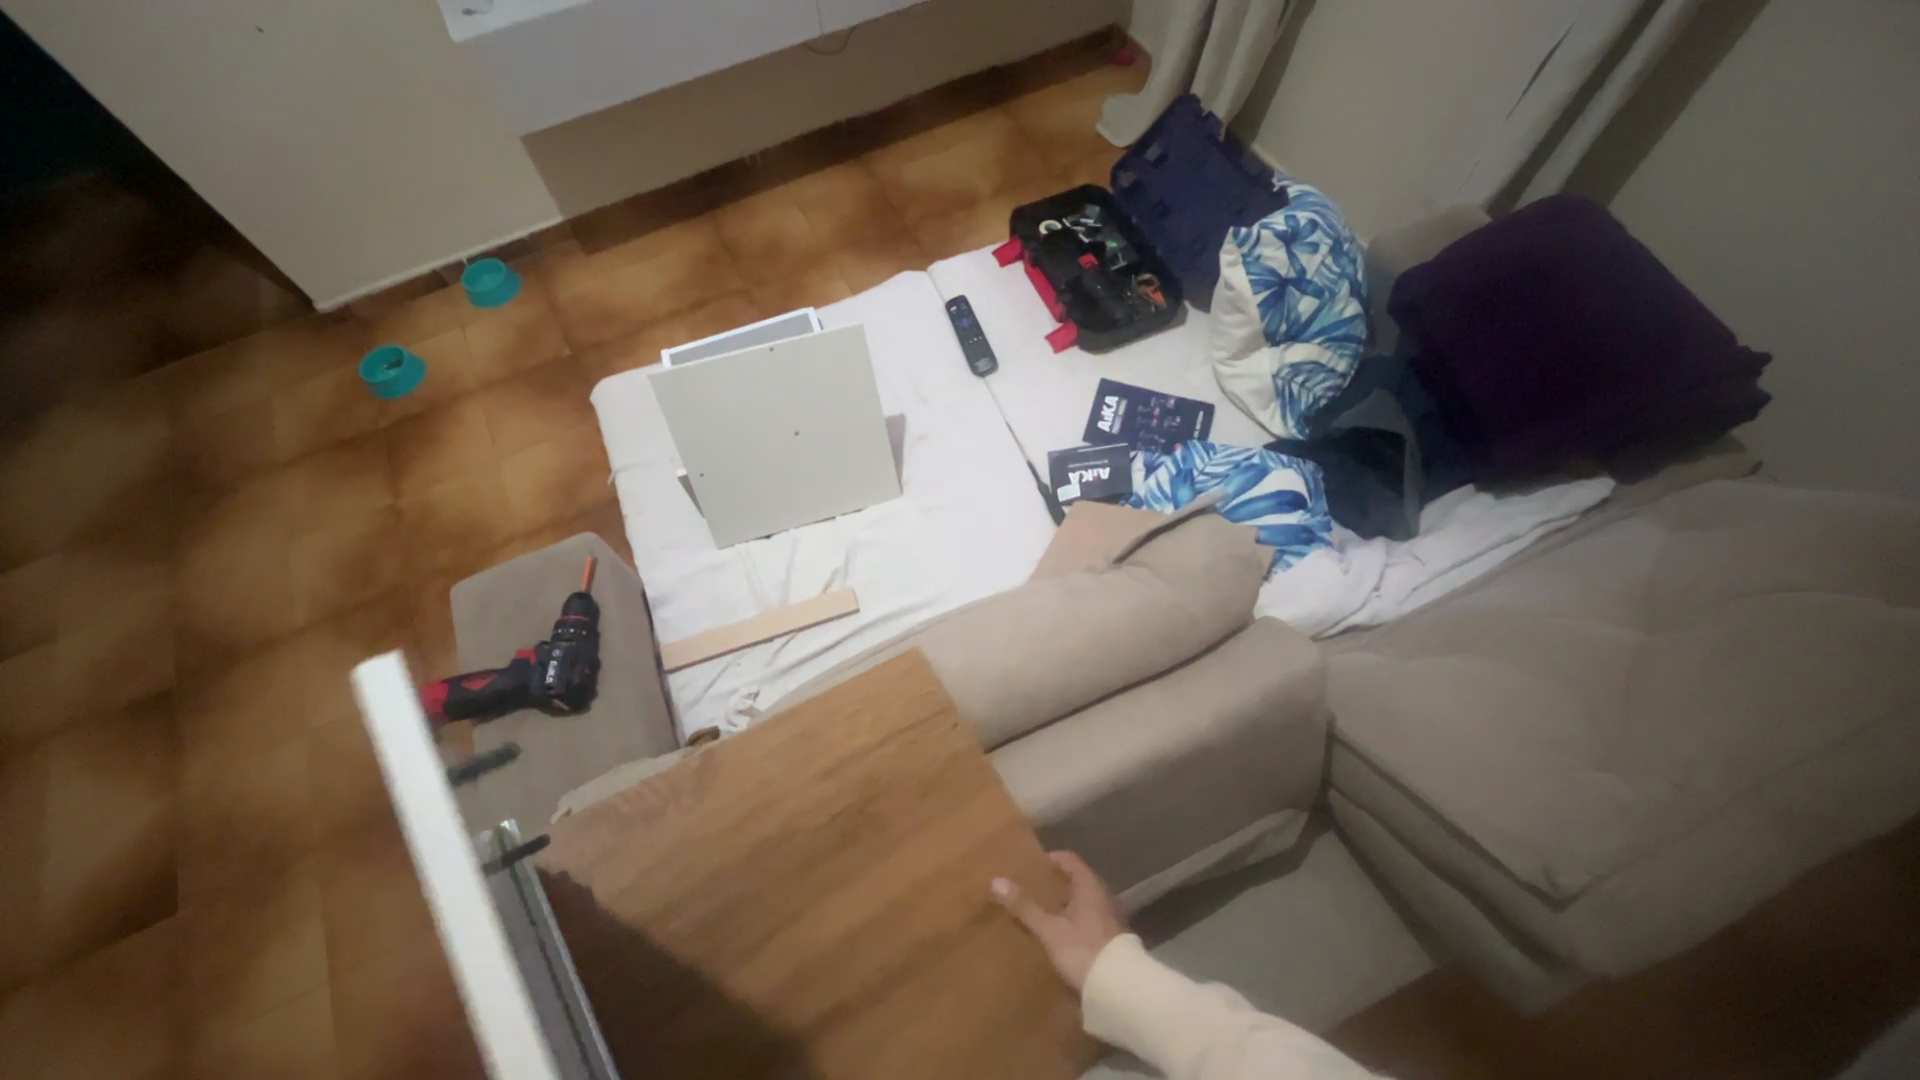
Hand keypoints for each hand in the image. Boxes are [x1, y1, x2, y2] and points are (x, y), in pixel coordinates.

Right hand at [992, 851, 1126, 990]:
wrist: (1120, 990)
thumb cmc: (1084, 950)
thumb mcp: (1050, 929)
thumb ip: (1025, 907)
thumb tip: (996, 881)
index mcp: (1090, 886)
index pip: (1069, 860)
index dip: (1050, 859)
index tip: (1031, 865)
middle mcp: (1103, 896)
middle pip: (1076, 881)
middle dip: (1054, 884)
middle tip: (1030, 889)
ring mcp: (1110, 919)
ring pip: (1082, 903)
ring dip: (1063, 905)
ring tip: (1040, 912)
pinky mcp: (1111, 939)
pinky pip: (1088, 921)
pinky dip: (1072, 921)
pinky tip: (1058, 935)